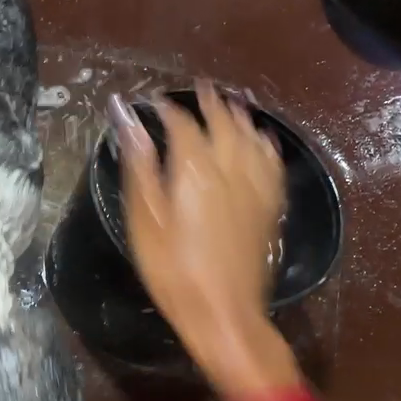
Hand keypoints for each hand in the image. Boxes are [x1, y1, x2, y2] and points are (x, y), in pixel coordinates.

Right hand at [110, 81, 298, 400]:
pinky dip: (267, 146)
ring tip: (235, 100)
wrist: (224, 314)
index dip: (167, 109)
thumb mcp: (144, 218)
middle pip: (225, 125)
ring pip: (253, 140)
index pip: (183, 125)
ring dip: (242, 117)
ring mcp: (255, 190)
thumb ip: (139, 163)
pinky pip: (273, 166)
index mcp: (196, 171)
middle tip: (200, 87)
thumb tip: (126, 118)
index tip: (151, 101)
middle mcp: (231, 172)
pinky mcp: (269, 210)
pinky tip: (265, 140)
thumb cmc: (172, 269)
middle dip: (212, 103)